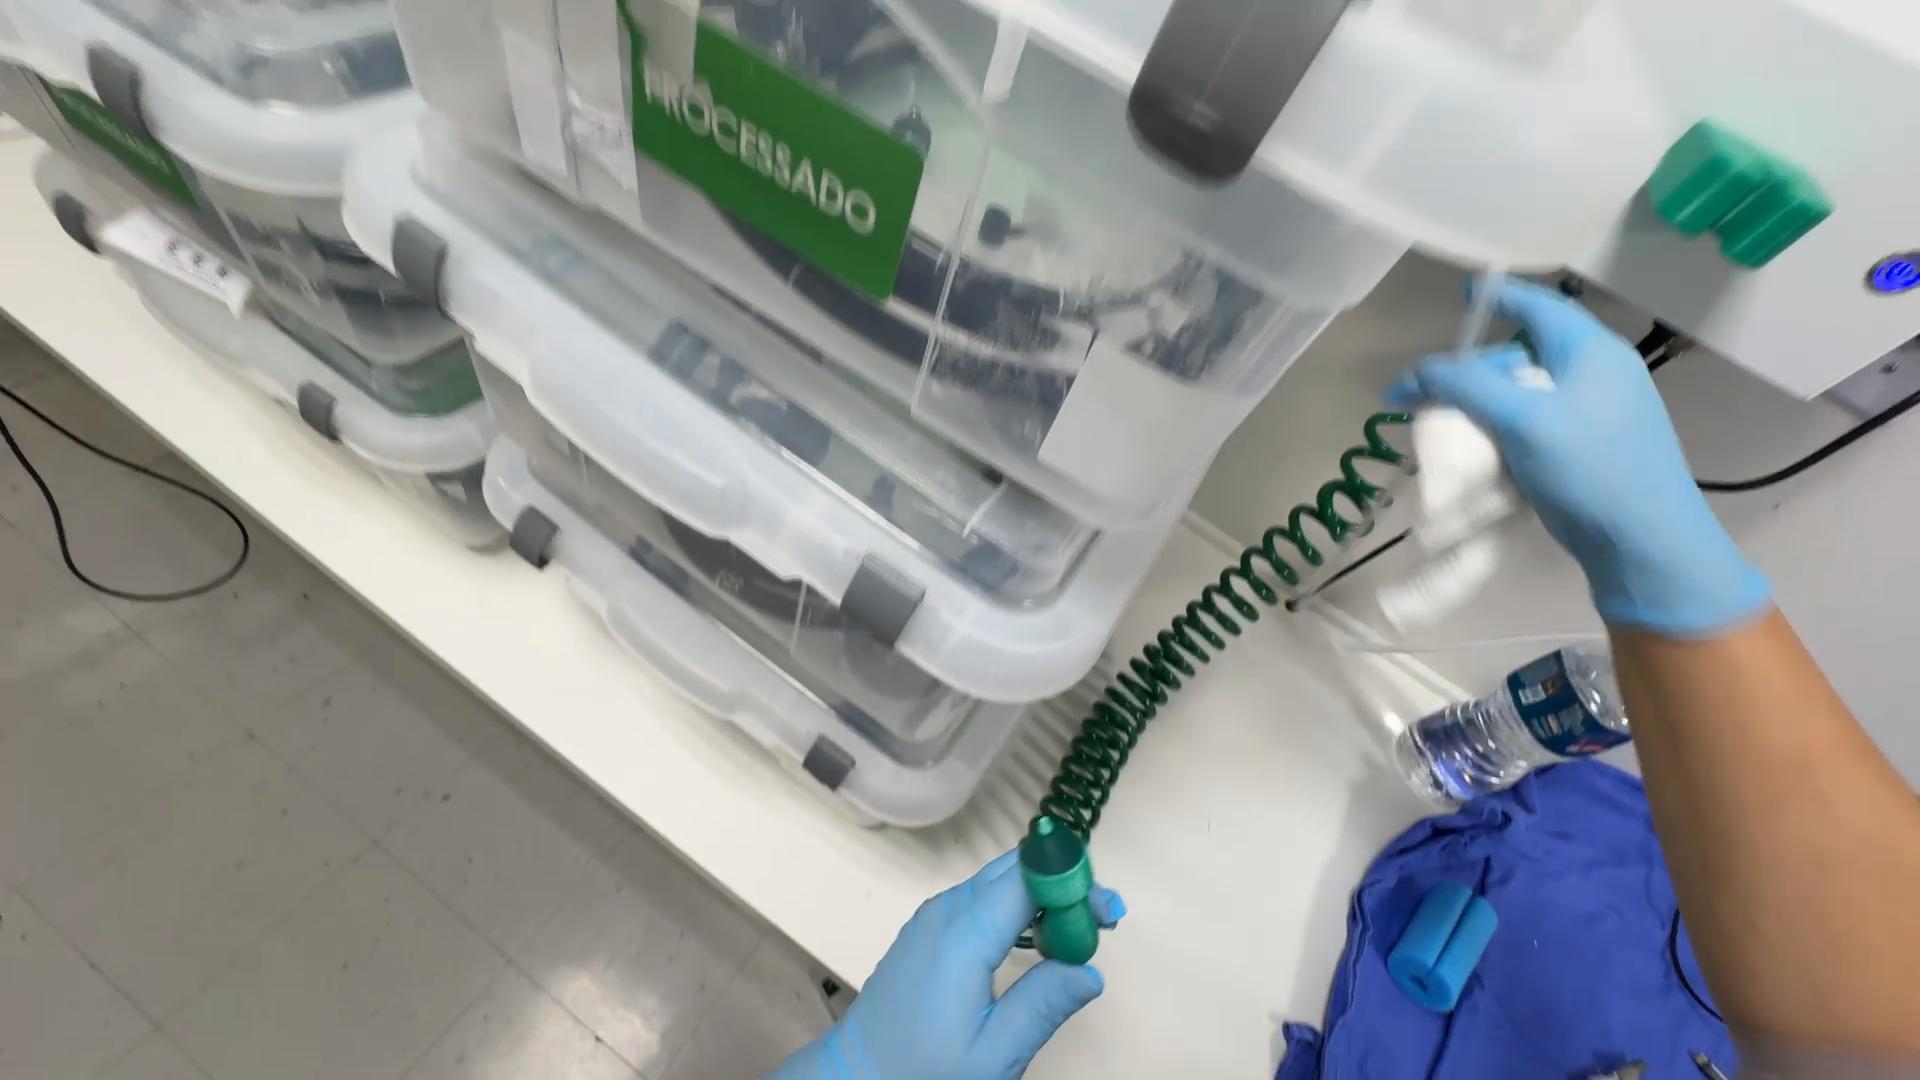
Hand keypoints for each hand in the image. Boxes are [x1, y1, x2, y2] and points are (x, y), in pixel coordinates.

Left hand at [769, 851, 1124, 1079]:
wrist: (853, 1075)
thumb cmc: (921, 1071)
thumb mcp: (990, 1055)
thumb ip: (1041, 1006)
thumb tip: (1093, 970)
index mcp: (964, 931)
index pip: (1028, 876)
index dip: (1074, 883)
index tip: (1111, 913)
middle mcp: (948, 907)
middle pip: (1016, 868)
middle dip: (1065, 883)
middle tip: (1104, 921)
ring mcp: (935, 913)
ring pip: (999, 880)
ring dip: (1042, 894)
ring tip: (1076, 933)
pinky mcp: (930, 926)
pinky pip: (982, 897)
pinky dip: (1016, 905)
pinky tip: (1034, 939)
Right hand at [1387, 279, 1769, 636]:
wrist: (1638, 540)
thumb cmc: (1588, 468)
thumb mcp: (1522, 419)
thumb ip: (1468, 386)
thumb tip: (1419, 369)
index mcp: (1590, 353)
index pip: (1540, 308)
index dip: (1501, 296)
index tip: (1465, 291)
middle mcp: (1591, 375)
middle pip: (1516, 356)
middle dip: (1465, 370)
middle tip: (1417, 393)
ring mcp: (1586, 413)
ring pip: (1516, 392)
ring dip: (1473, 403)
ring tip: (1435, 425)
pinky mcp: (1576, 447)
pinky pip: (1523, 424)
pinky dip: (1491, 428)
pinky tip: (1468, 448)